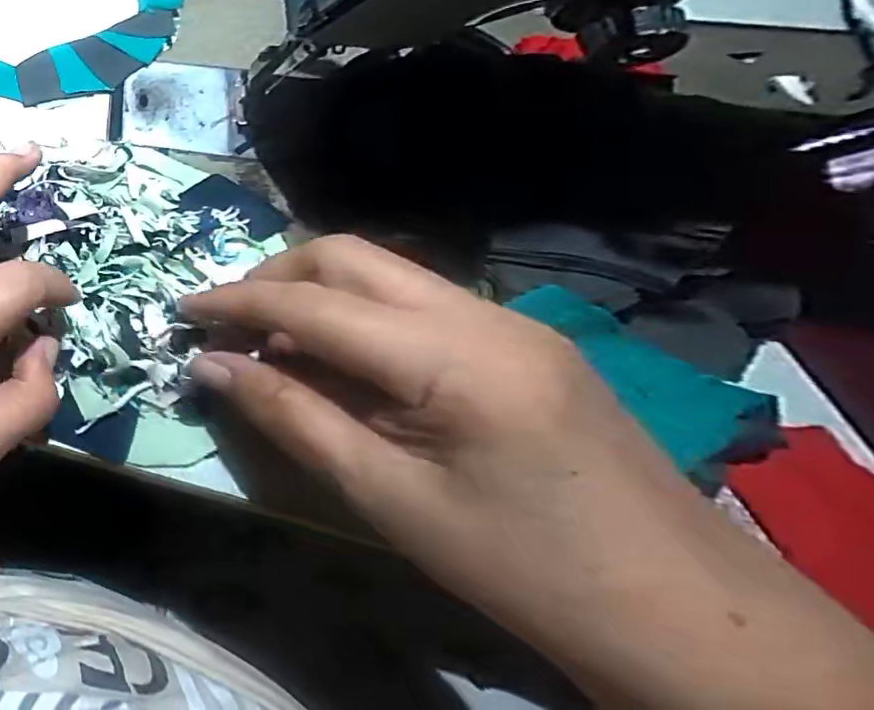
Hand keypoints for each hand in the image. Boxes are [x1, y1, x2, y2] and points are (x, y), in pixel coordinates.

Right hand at [179, 234, 873, 709]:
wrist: (689, 618)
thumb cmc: (522, 568)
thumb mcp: (386, 498)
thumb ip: (290, 417)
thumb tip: (209, 366)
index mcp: (451, 357)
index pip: (314, 302)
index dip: (237, 302)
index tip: (184, 311)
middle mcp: (481, 314)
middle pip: (347, 255)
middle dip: (273, 277)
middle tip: (226, 321)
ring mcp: (508, 320)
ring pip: (381, 270)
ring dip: (313, 292)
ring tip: (272, 343)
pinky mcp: (520, 338)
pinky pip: (414, 300)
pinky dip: (356, 314)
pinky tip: (340, 361)